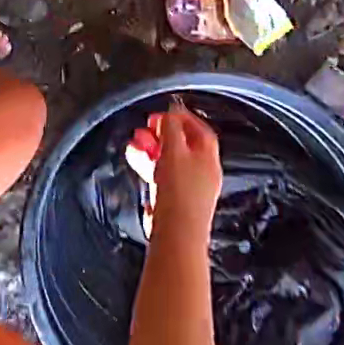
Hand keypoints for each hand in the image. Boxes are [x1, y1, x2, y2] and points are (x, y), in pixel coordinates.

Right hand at [135, 99, 222, 234]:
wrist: (176, 232)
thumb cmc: (179, 190)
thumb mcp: (173, 149)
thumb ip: (171, 128)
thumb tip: (170, 113)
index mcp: (208, 156)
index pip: (199, 129)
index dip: (182, 117)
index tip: (165, 111)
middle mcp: (203, 171)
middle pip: (184, 144)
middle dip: (162, 133)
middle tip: (147, 127)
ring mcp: (190, 187)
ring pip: (170, 160)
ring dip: (152, 149)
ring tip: (135, 144)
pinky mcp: (175, 200)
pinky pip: (162, 176)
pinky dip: (150, 165)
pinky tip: (137, 163)